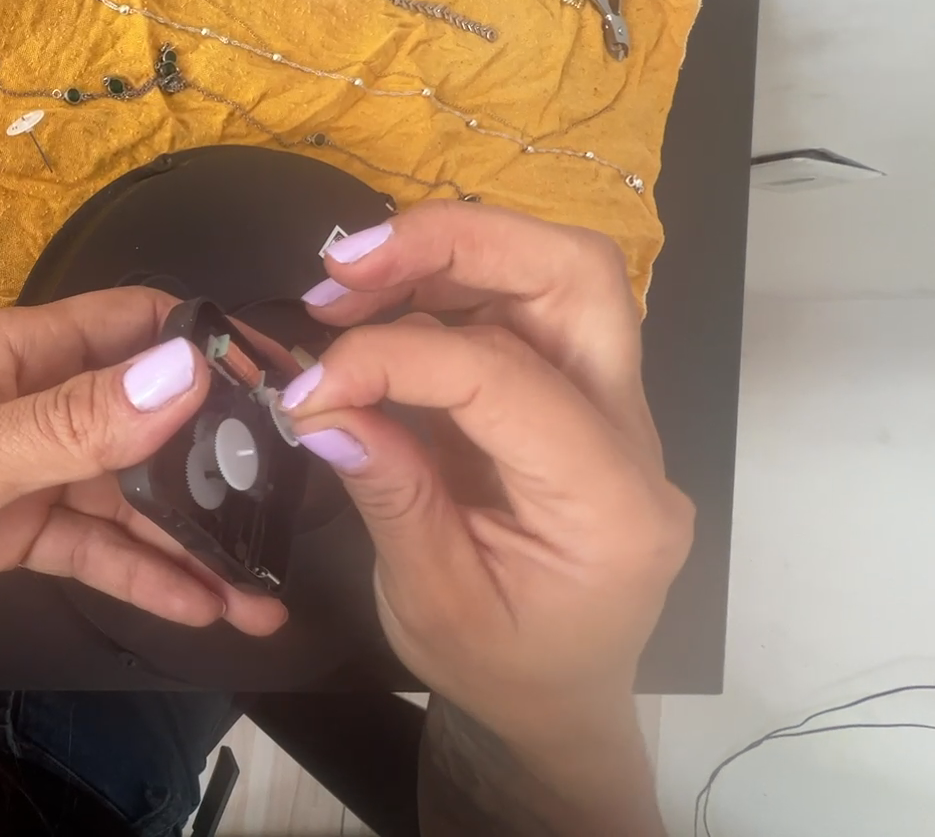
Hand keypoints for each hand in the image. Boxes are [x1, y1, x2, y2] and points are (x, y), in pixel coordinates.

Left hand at [0, 287, 287, 635]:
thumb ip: (73, 421)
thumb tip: (185, 372)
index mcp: (28, 355)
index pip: (139, 326)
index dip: (211, 346)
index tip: (284, 386)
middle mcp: (40, 403)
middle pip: (148, 421)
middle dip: (216, 464)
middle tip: (292, 514)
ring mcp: (29, 468)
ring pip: (128, 497)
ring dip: (191, 540)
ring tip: (263, 595)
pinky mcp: (13, 526)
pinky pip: (92, 546)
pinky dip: (141, 574)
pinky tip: (199, 608)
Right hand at [282, 202, 693, 743]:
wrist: (550, 692)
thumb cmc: (498, 663)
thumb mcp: (430, 600)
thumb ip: (387, 494)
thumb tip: (317, 407)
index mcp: (607, 503)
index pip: (501, 379)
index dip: (391, 359)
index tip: (306, 387)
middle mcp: (627, 432)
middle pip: (574, 275)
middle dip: (453, 242)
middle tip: (343, 263)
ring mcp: (602, 403)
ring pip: (548, 270)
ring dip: (438, 252)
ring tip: (339, 282)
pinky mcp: (558, 391)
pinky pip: (507, 304)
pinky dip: (432, 283)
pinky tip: (365, 305)